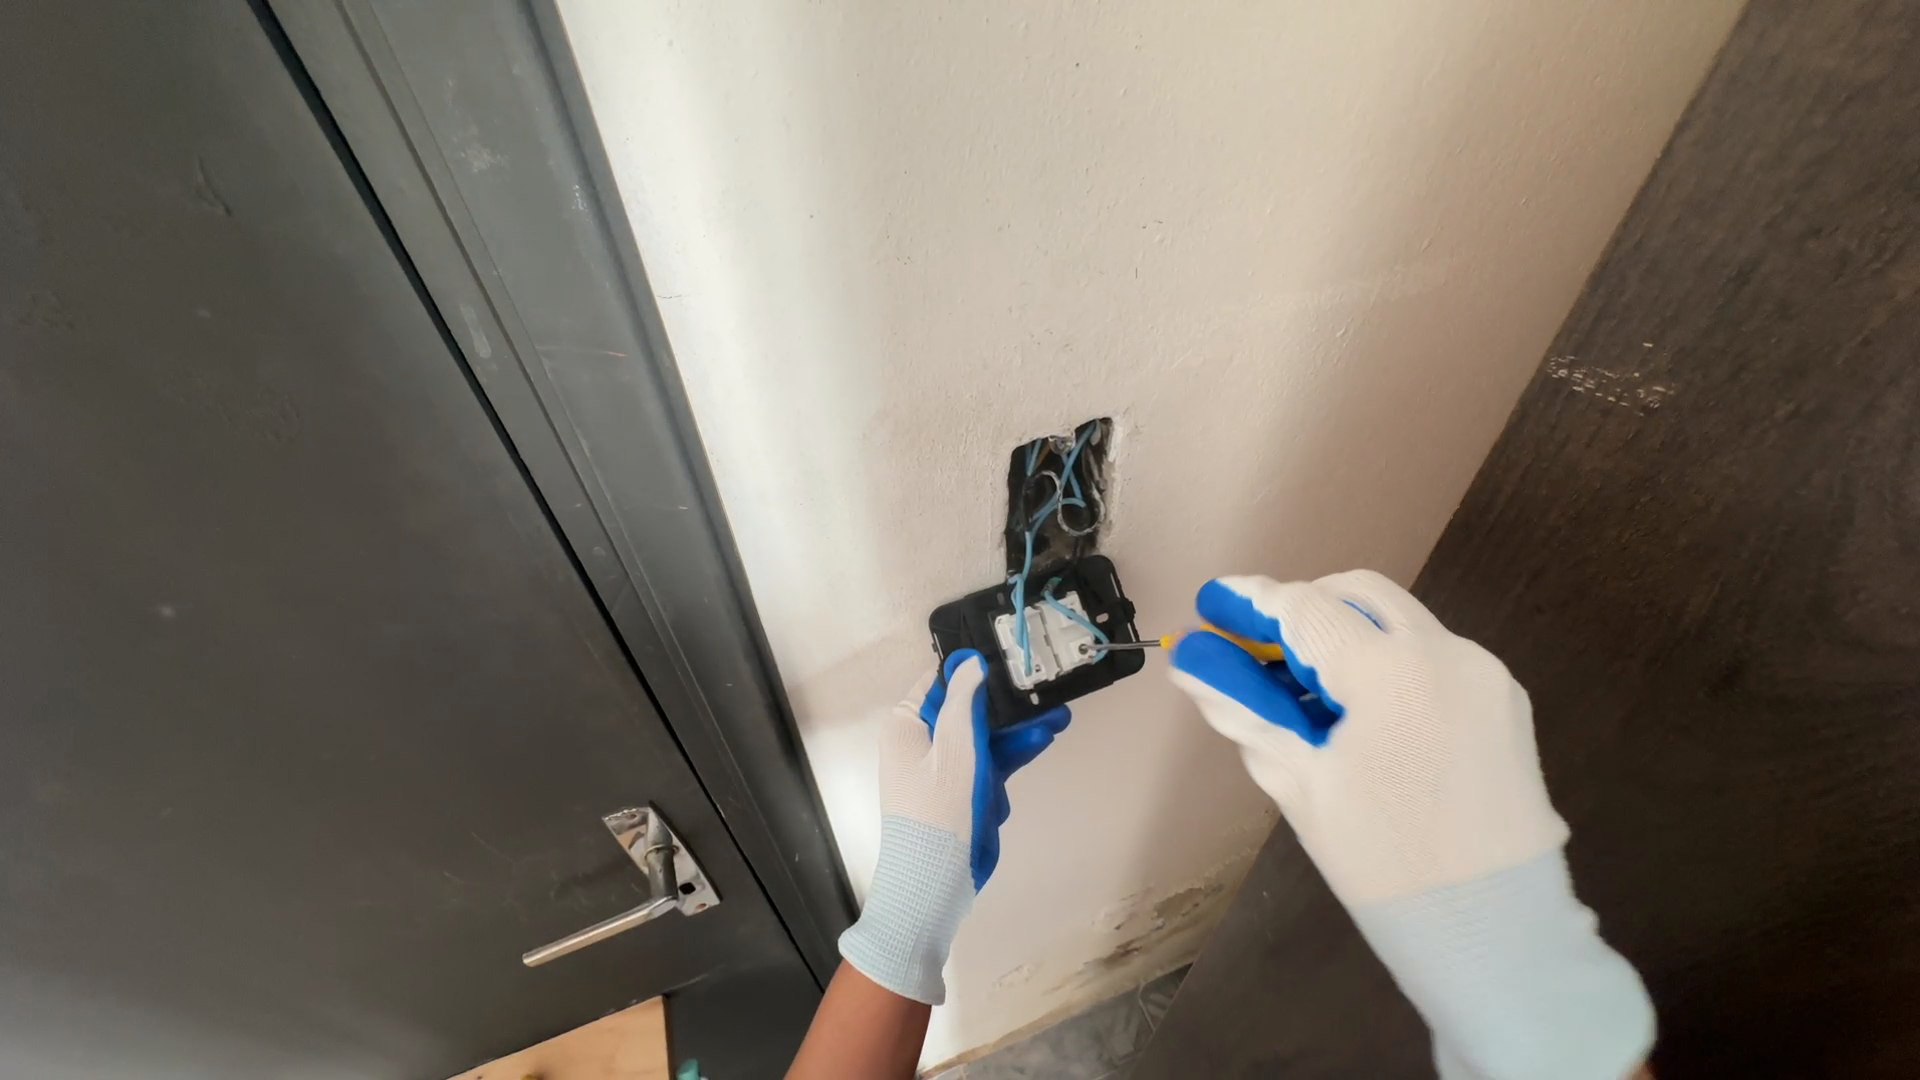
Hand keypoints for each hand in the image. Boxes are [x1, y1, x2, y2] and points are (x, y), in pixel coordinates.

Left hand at [839, 650, 1069, 1004]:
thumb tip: (969, 660)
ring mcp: (941, 770)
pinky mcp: (960, 794)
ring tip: (1058, 720)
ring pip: (984, 742)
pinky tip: (1039, 745)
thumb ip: (965, 701)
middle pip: (969, 713)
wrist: (934, 887)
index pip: (940, 683)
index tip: (1010, 660)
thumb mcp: (955, 748)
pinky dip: (1007, 764)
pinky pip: (987, 769)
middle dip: (1007, 710)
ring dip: (1016, 736)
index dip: (973, 671)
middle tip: (1046, 694)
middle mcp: (920, 742)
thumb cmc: (939, 811)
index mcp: (907, 725)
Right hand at [1169, 571, 1651, 1079]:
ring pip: (1392, 617)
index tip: (1212, 602)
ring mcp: (1484, 672)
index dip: (1250, 602)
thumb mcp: (1295, 777)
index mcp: (1392, 672)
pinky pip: (1424, 649)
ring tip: (1304, 687)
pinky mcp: (1501, 696)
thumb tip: (1190, 657)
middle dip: (1300, 607)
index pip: (1304, 608)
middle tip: (1259, 646)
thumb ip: (1239, 703)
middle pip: (1354, 592)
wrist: (1495, 930)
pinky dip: (1379, 655)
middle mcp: (1447, 652)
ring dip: (1340, 631)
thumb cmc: (1377, 856)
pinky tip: (1355, 706)